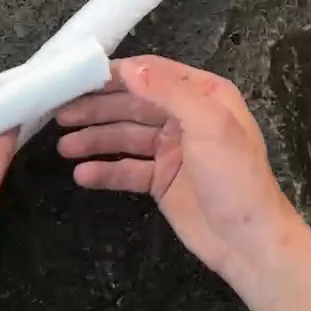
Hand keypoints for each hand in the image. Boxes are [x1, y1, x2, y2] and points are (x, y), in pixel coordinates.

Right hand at [55, 56, 310, 310]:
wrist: (250, 244)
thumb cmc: (235, 177)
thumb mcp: (208, 125)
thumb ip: (168, 92)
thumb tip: (129, 67)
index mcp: (202, 95)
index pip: (152, 74)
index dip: (116, 74)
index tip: (79, 76)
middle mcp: (185, 117)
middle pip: (132, 105)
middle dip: (97, 108)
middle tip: (61, 113)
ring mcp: (172, 149)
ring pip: (125, 136)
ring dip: (94, 139)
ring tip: (63, 146)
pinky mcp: (161, 180)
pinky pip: (127, 169)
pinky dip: (105, 171)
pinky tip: (82, 175)